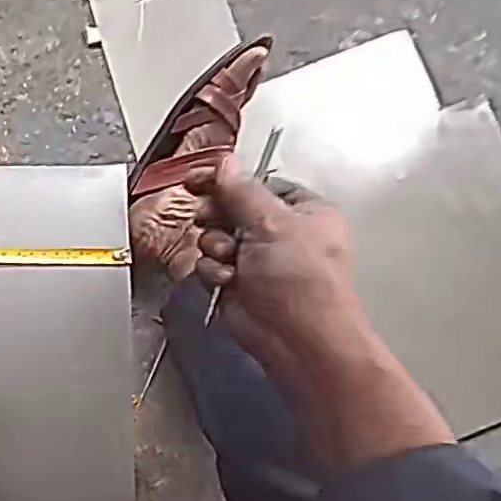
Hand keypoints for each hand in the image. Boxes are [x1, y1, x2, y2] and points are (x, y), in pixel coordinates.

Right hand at [186, 155, 454, 470]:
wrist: (295, 336)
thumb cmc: (304, 284)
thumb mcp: (272, 224)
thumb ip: (242, 192)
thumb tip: (226, 165)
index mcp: (300, 211)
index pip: (254, 184)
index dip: (225, 181)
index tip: (197, 178)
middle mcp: (277, 233)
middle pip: (228, 211)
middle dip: (216, 220)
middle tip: (212, 220)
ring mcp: (254, 260)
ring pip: (212, 239)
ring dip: (214, 249)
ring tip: (230, 261)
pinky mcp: (234, 283)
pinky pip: (207, 267)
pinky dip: (212, 273)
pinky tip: (227, 281)